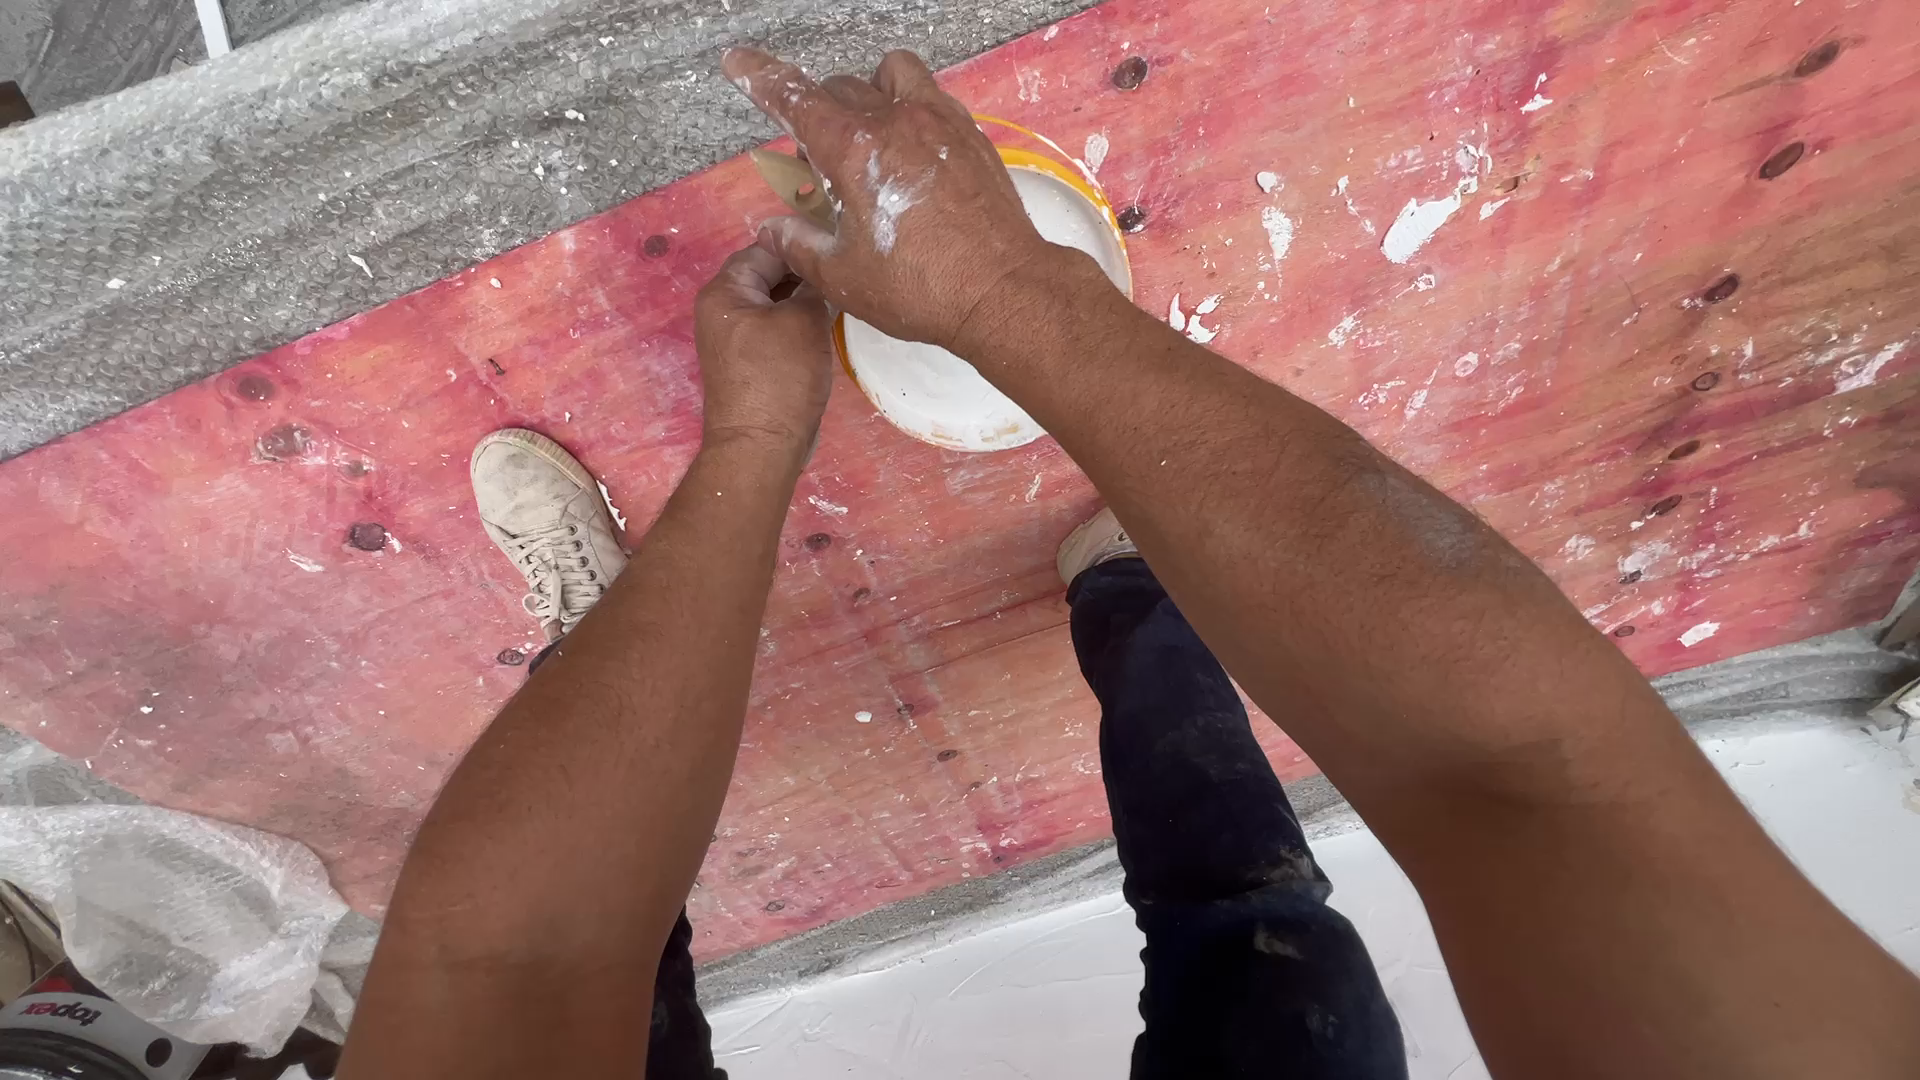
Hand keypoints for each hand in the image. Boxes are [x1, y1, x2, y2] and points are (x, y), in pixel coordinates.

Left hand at [693, 240, 835, 451]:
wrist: (761, 445)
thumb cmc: (781, 378)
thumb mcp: (804, 322)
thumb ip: (813, 287)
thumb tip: (821, 272)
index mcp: (725, 291)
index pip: (765, 249)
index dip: (803, 246)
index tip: (839, 249)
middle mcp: (721, 310)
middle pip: (768, 277)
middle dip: (804, 276)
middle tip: (844, 275)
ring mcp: (733, 340)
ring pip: (774, 306)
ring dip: (803, 303)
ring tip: (839, 301)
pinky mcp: (748, 364)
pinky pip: (774, 332)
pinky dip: (797, 327)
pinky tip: (825, 330)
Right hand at [721, 47, 1059, 351]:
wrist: (1000, 291)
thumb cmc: (920, 290)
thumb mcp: (843, 279)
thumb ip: (799, 245)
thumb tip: (771, 228)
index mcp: (853, 150)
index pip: (794, 97)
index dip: (760, 77)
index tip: (738, 63)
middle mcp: (895, 120)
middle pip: (841, 90)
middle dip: (820, 118)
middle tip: (824, 169)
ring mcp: (939, 122)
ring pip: (892, 76)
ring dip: (871, 95)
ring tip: (874, 142)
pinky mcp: (972, 136)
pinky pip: (933, 98)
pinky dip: (913, 110)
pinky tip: (915, 155)